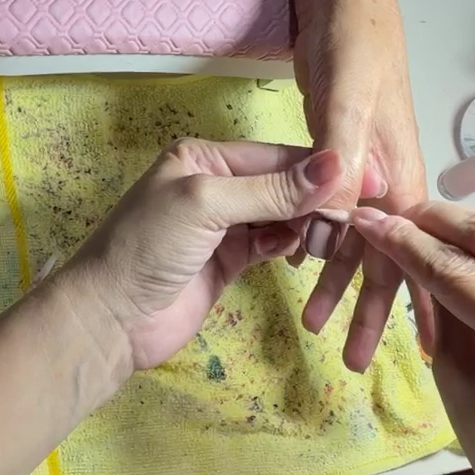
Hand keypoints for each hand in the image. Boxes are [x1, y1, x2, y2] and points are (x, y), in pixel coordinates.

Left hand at [60, 139, 346, 371]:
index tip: (363, 180)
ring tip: (328, 237)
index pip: (273, 155)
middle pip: (280, 184)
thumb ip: (272, 189)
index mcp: (202, 157)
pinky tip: (300, 251)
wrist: (111, 318)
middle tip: (353, 216)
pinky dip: (287, 246)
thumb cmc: (148, 247)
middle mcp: (214, 185)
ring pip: (279, 215)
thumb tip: (336, 165)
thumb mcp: (207, 205)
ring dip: (304, 224)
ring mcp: (221, 226)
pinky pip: (269, 245)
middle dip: (314, 199)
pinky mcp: (227, 261)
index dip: (317, 168)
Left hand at [294, 7, 435, 369]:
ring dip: (334, 281)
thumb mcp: (338, 108)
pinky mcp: (318, 164)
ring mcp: (342, 172)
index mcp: (386, 170)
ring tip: (318, 325)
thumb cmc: (353, 48)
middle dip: (368, 305)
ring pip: (342, 239)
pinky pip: (314, 216)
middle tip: (356, 359)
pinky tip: (296, 265)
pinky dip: (310, 245)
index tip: (429, 345)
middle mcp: (371, 176)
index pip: (406, 247)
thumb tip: (345, 218)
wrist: (340, 7)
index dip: (414, 296)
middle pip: (374, 253)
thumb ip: (328, 163)